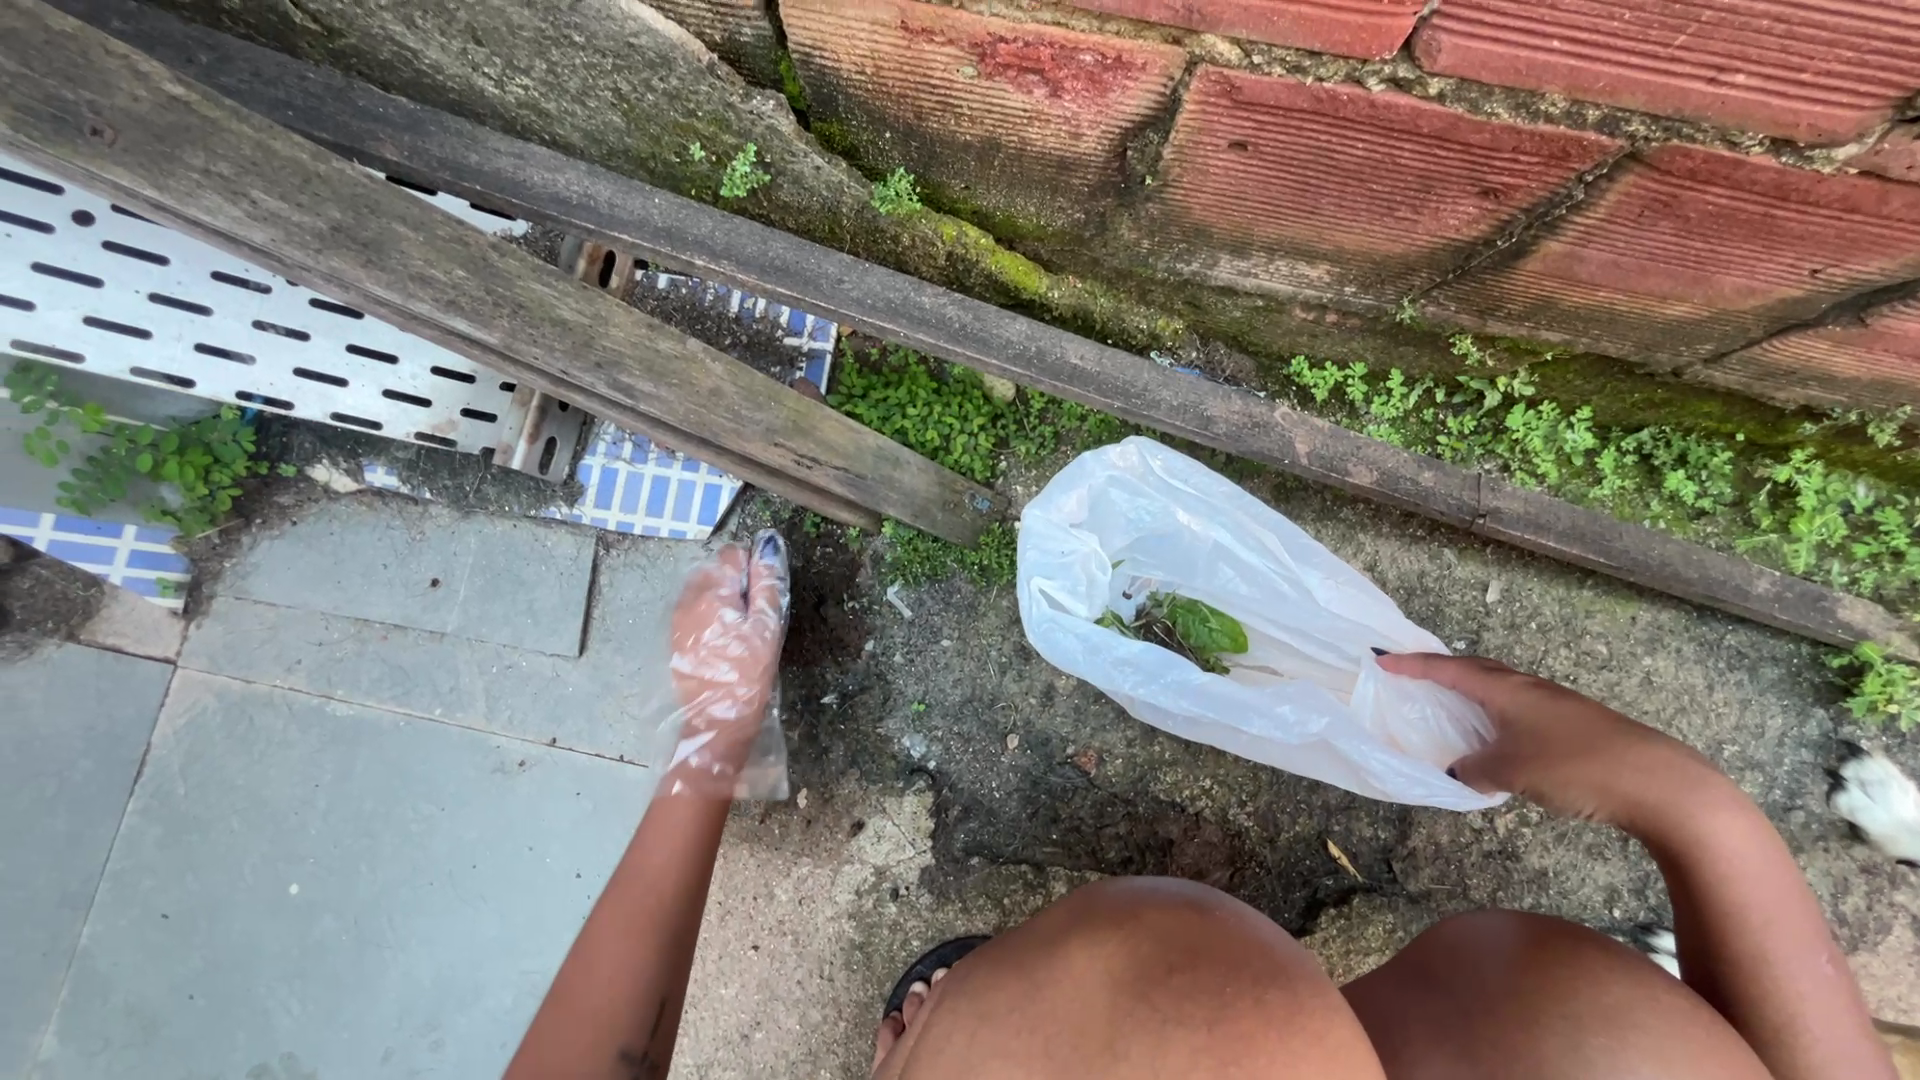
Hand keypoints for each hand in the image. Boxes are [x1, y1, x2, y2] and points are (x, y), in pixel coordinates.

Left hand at [667, 530, 788, 771]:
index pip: (731, 554)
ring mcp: (677, 618)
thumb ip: (768, 581)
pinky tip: (723, 643)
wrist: (716, 721)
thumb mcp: (767, 626)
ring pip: (703, 590)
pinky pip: (694, 611)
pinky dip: (710, 617)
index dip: (753, 570)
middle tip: (752, 619)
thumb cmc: (748, 673)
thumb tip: (768, 543)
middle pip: (714, 570)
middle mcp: (687, 598)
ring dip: (722, 600)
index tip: (762, 599)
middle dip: (735, 584)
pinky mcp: (674, 636)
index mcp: (711, 591)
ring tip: (738, 633)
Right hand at [1377, 652, 1720, 829]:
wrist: (1665, 786)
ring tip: (1452, 705)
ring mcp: (1557, 704)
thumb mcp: (1510, 772)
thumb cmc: (1576, 767)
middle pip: (1475, 669)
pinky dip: (1497, 714)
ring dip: (1472, 691)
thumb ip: (1473, 770)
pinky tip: (1499, 737)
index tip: (1379, 658)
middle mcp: (1528, 688)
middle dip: (1441, 669)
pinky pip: (1520, 708)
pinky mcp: (1578, 724)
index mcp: (1505, 690)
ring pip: (1501, 689)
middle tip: (1413, 673)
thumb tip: (1459, 770)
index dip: (1411, 665)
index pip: (1447, 669)